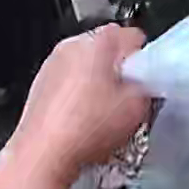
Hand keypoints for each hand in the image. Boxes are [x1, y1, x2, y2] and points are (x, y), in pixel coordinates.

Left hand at [7, 25, 149, 181]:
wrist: (45, 152)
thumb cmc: (86, 128)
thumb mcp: (138, 106)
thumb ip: (147, 85)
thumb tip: (145, 83)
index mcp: (98, 42)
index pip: (133, 36)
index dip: (144, 59)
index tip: (144, 79)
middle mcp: (71, 45)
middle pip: (107, 49)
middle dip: (119, 71)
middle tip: (126, 98)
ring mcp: (52, 62)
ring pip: (86, 65)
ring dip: (97, 82)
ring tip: (102, 113)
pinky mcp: (40, 82)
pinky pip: (68, 81)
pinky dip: (77, 94)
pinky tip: (82, 119)